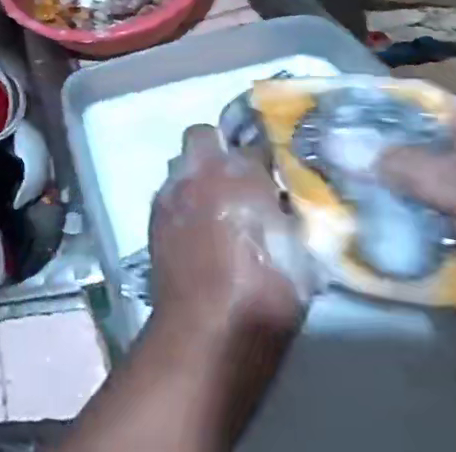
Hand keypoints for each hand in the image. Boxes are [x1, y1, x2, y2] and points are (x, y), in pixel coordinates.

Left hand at [150, 125, 311, 337]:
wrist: (210, 320)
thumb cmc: (267, 287)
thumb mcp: (302, 249)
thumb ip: (292, 212)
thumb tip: (286, 198)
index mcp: (238, 173)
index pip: (253, 143)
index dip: (266, 153)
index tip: (277, 165)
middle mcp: (197, 171)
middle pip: (202, 135)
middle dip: (220, 146)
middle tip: (241, 172)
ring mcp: (169, 190)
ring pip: (181, 161)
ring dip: (199, 171)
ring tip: (220, 198)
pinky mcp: (154, 212)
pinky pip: (169, 189)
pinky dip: (185, 195)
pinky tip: (199, 219)